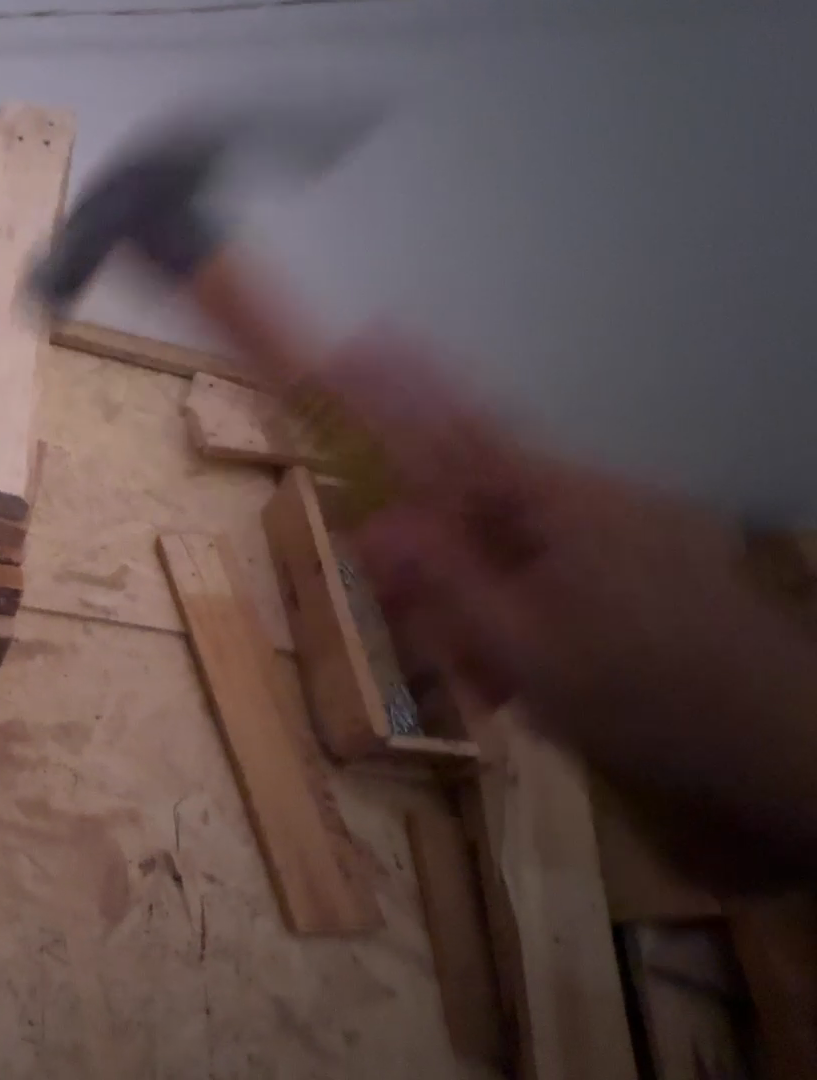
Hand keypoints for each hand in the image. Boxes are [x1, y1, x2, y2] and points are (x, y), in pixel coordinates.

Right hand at [323, 333, 816, 883]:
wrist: (790, 746)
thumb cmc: (646, 696)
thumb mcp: (519, 646)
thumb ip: (440, 577)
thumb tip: (374, 523)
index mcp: (559, 503)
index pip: (456, 429)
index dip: (401, 386)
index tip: (357, 340)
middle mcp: (587, 498)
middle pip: (465, 498)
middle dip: (427, 557)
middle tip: (422, 626)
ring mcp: (617, 525)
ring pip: (498, 539)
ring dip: (470, 600)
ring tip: (488, 678)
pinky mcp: (634, 558)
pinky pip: (536, 564)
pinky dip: (507, 610)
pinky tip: (520, 673)